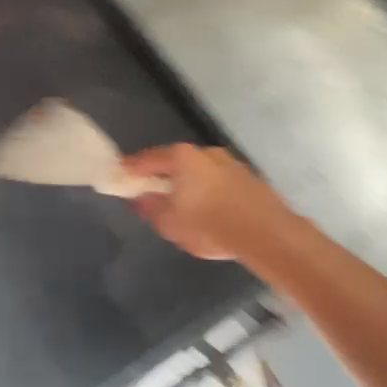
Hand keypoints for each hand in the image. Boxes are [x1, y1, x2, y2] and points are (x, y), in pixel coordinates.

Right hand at [123, 144, 295, 260]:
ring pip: (200, 172)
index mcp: (182, 157)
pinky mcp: (249, 178)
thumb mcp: (170, 222)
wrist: (267, 234)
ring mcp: (231, 163)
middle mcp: (206, 153)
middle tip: (151, 193)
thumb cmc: (209, 225)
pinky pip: (219, 182)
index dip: (131, 169)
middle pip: (175, 163)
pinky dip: (209, 192)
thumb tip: (139, 197)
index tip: (119, 176)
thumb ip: (150, 207)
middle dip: (162, 177)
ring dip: (189, 185)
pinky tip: (210, 211)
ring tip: (183, 207)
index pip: (147, 160)